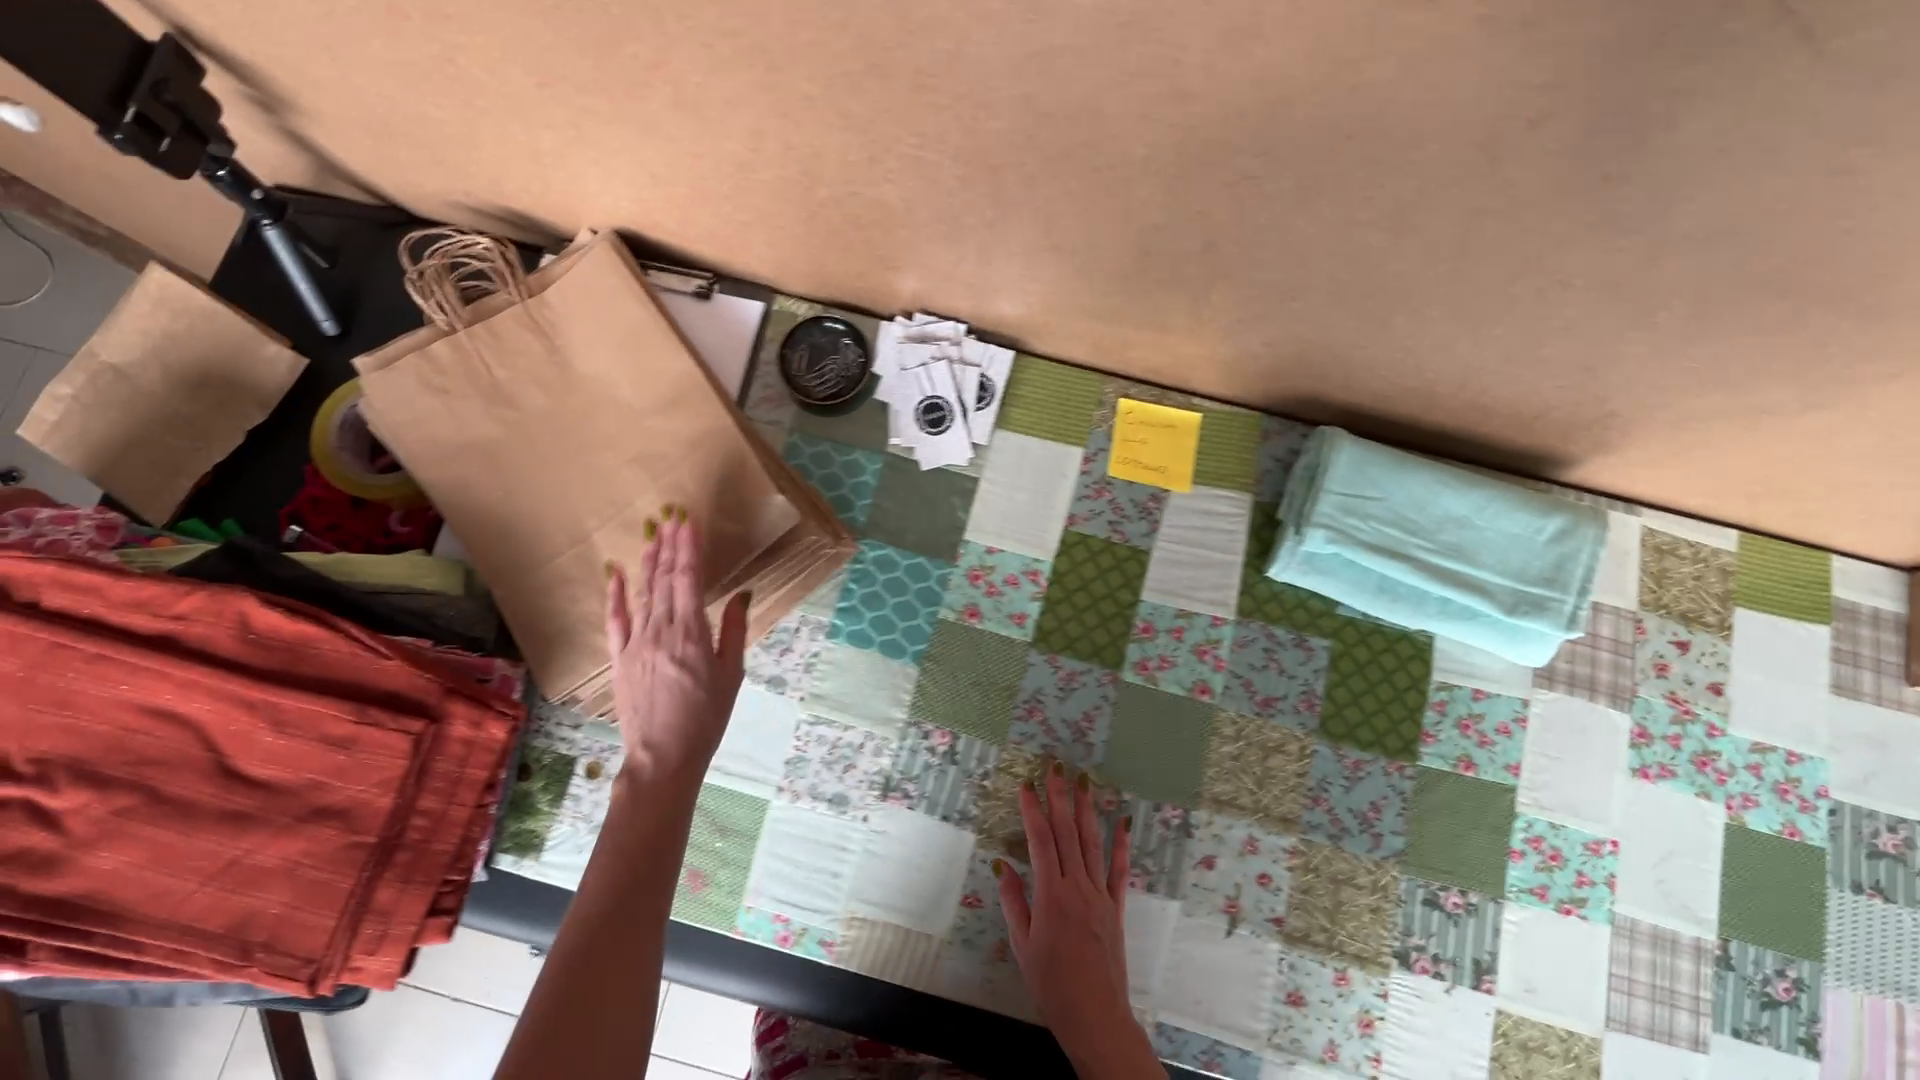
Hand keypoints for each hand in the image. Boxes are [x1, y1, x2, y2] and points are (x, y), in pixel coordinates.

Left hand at [603, 508, 750, 788]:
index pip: (688, 579)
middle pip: (665, 579)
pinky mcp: (620, 658)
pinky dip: (615, 594)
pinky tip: (616, 572)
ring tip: (653, 535)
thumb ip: (734, 630)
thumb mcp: (731, 674)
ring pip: (642, 593)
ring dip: (648, 562)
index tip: (688, 522)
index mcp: (691, 632)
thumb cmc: (706, 718)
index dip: (688, 548)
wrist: (663, 756)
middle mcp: (661, 630)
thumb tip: (742, 594)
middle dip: (670, 546)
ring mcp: (636, 642)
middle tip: (672, 517)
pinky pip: (615, 619)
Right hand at [997, 763, 1162, 1078]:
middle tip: (1057, 767)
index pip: (1041, 842)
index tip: (1027, 785)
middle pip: (1068, 834)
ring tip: (1083, 782)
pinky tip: (1123, 822)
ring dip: (1086, 811)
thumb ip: (1014, 902)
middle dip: (1060, 798)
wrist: (1096, 1016)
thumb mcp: (1022, 945)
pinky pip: (1118, 871)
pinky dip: (1120, 845)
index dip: (1033, 811)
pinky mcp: (1116, 909)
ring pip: (1092, 844)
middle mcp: (1078, 888)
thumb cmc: (1051, 985)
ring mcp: (1101, 896)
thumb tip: (1002, 865)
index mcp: (1051, 895)